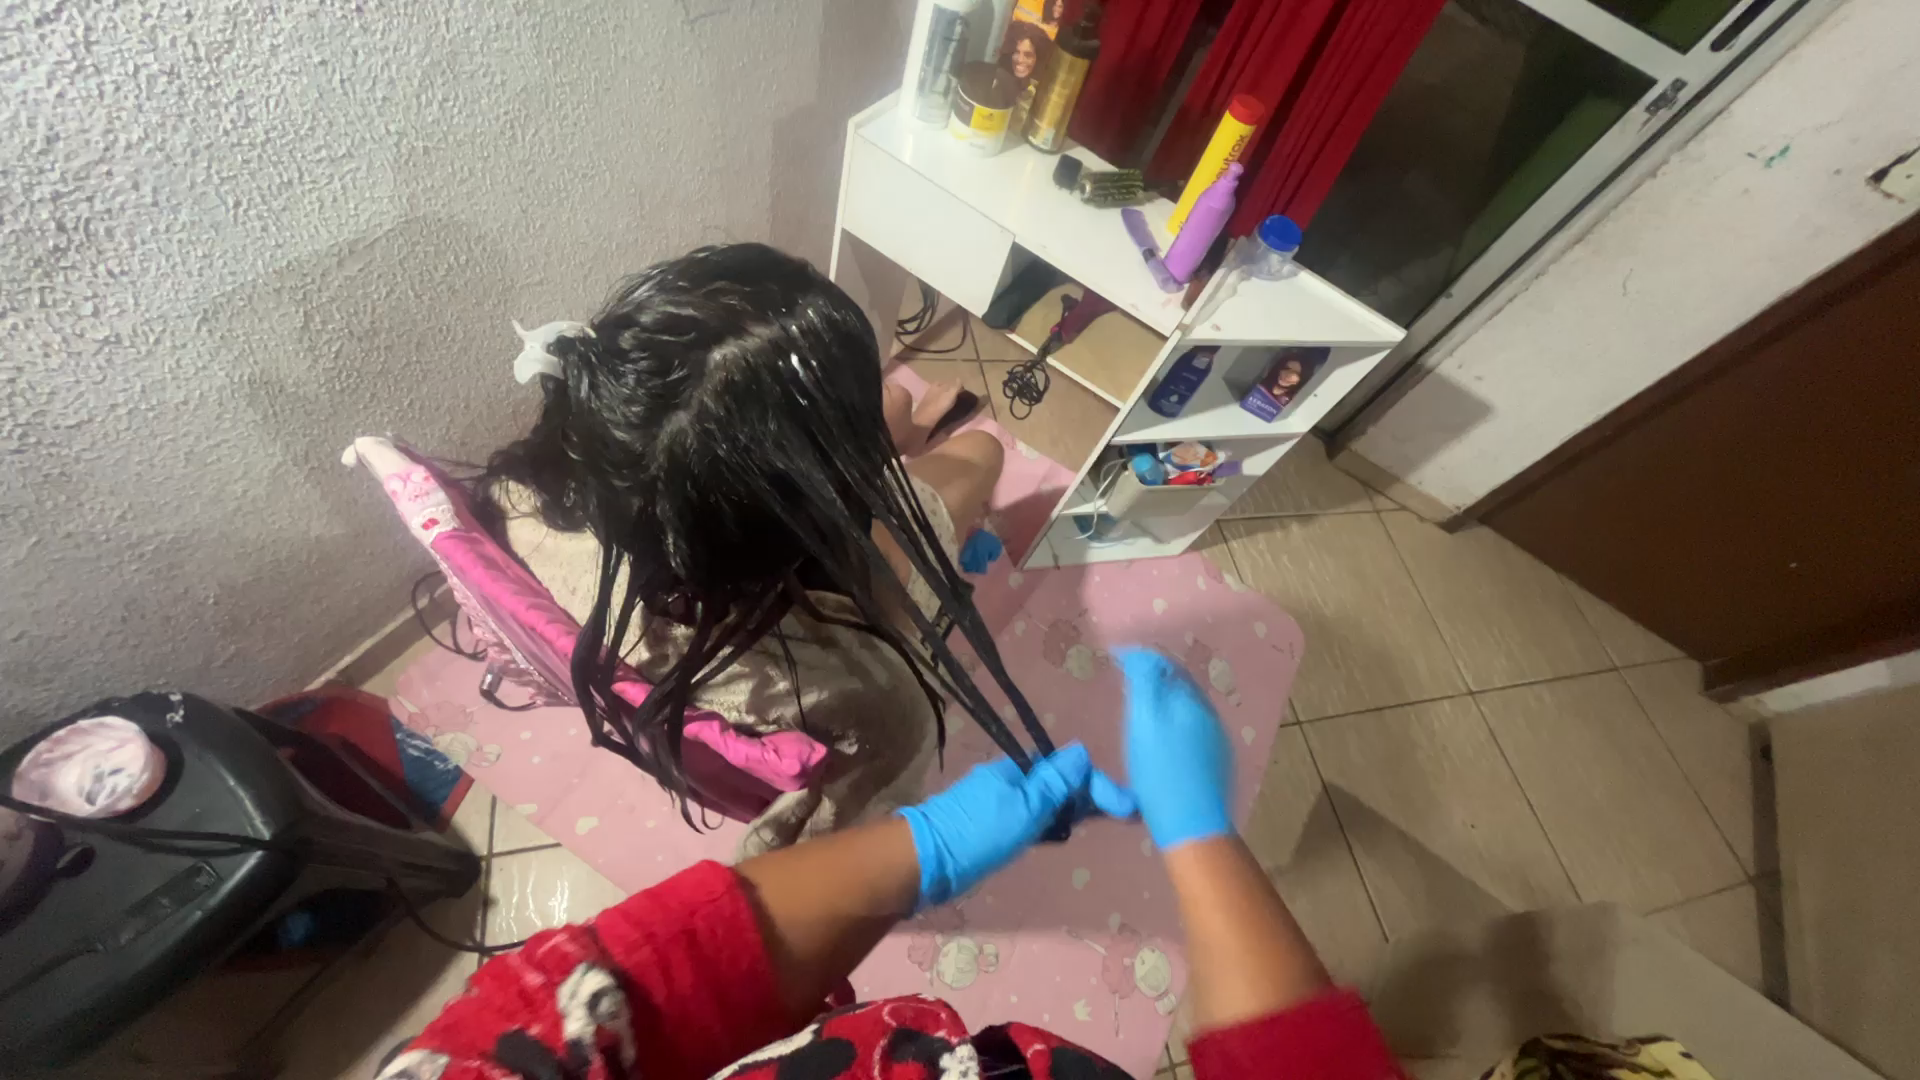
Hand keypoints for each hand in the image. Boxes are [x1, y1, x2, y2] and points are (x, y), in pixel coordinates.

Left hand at [899, 742, 1135, 909]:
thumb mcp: (1023, 810)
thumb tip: (1082, 750)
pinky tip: (1058, 834)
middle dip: (1088, 797)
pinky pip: (1031, 816)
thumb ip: (1054, 785)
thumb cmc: (978, 834)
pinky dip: (1050, 822)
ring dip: (1070, 810)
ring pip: (1045, 800)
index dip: (1098, 788)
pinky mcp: (991, 824)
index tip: (1128, 809)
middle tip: (1118, 818)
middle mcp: (1010, 780)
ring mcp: (998, 801)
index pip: (1068, 772)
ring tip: (1097, 824)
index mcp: (1018, 771)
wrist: (925, 861)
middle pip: (1058, 783)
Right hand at [1116, 647, 1232, 850]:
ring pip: (1188, 708)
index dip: (1143, 658)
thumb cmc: (1160, 770)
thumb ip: (1144, 681)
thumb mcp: (1144, 720)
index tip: (1118, 659)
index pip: (1168, 666)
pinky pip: (1192, 729)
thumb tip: (1139, 653)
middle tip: (1128, 679)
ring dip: (1165, 700)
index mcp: (1192, 701)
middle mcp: (1209, 716)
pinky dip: (1173, 722)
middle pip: (1180, 686)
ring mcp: (1217, 741)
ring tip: (1140, 706)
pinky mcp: (1216, 764)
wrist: (1192, 824)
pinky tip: (1161, 738)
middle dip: (1155, 677)